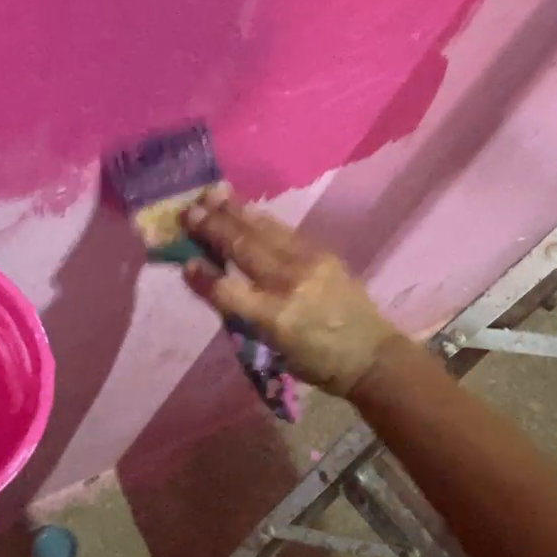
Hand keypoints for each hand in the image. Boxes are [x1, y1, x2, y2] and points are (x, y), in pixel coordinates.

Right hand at [179, 186, 401, 396]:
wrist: (371, 354)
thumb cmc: (316, 362)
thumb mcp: (273, 348)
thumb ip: (243, 312)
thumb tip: (214, 279)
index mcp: (276, 318)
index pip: (229, 292)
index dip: (204, 277)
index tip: (184, 262)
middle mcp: (290, 284)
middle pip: (244, 250)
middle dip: (214, 228)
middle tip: (188, 210)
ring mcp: (310, 264)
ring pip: (264, 232)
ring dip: (235, 212)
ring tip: (212, 193)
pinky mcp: (323, 253)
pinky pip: (284, 232)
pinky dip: (260, 219)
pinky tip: (245, 208)